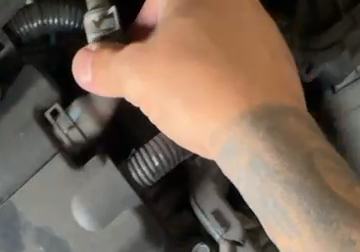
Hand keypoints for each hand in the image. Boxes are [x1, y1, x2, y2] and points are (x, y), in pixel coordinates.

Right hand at [71, 0, 305, 158]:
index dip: (134, 33)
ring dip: (194, 64)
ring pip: (212, 41)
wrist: (262, 131)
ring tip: (184, 100)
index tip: (129, 61)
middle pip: (183, 19)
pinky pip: (238, 63)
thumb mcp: (137, 79)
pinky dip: (222, 80)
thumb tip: (82, 64)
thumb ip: (105, 68)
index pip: (151, 2)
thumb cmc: (196, 91)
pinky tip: (215, 107)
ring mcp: (259, 26)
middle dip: (164, 49)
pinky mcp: (277, 59)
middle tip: (153, 84)